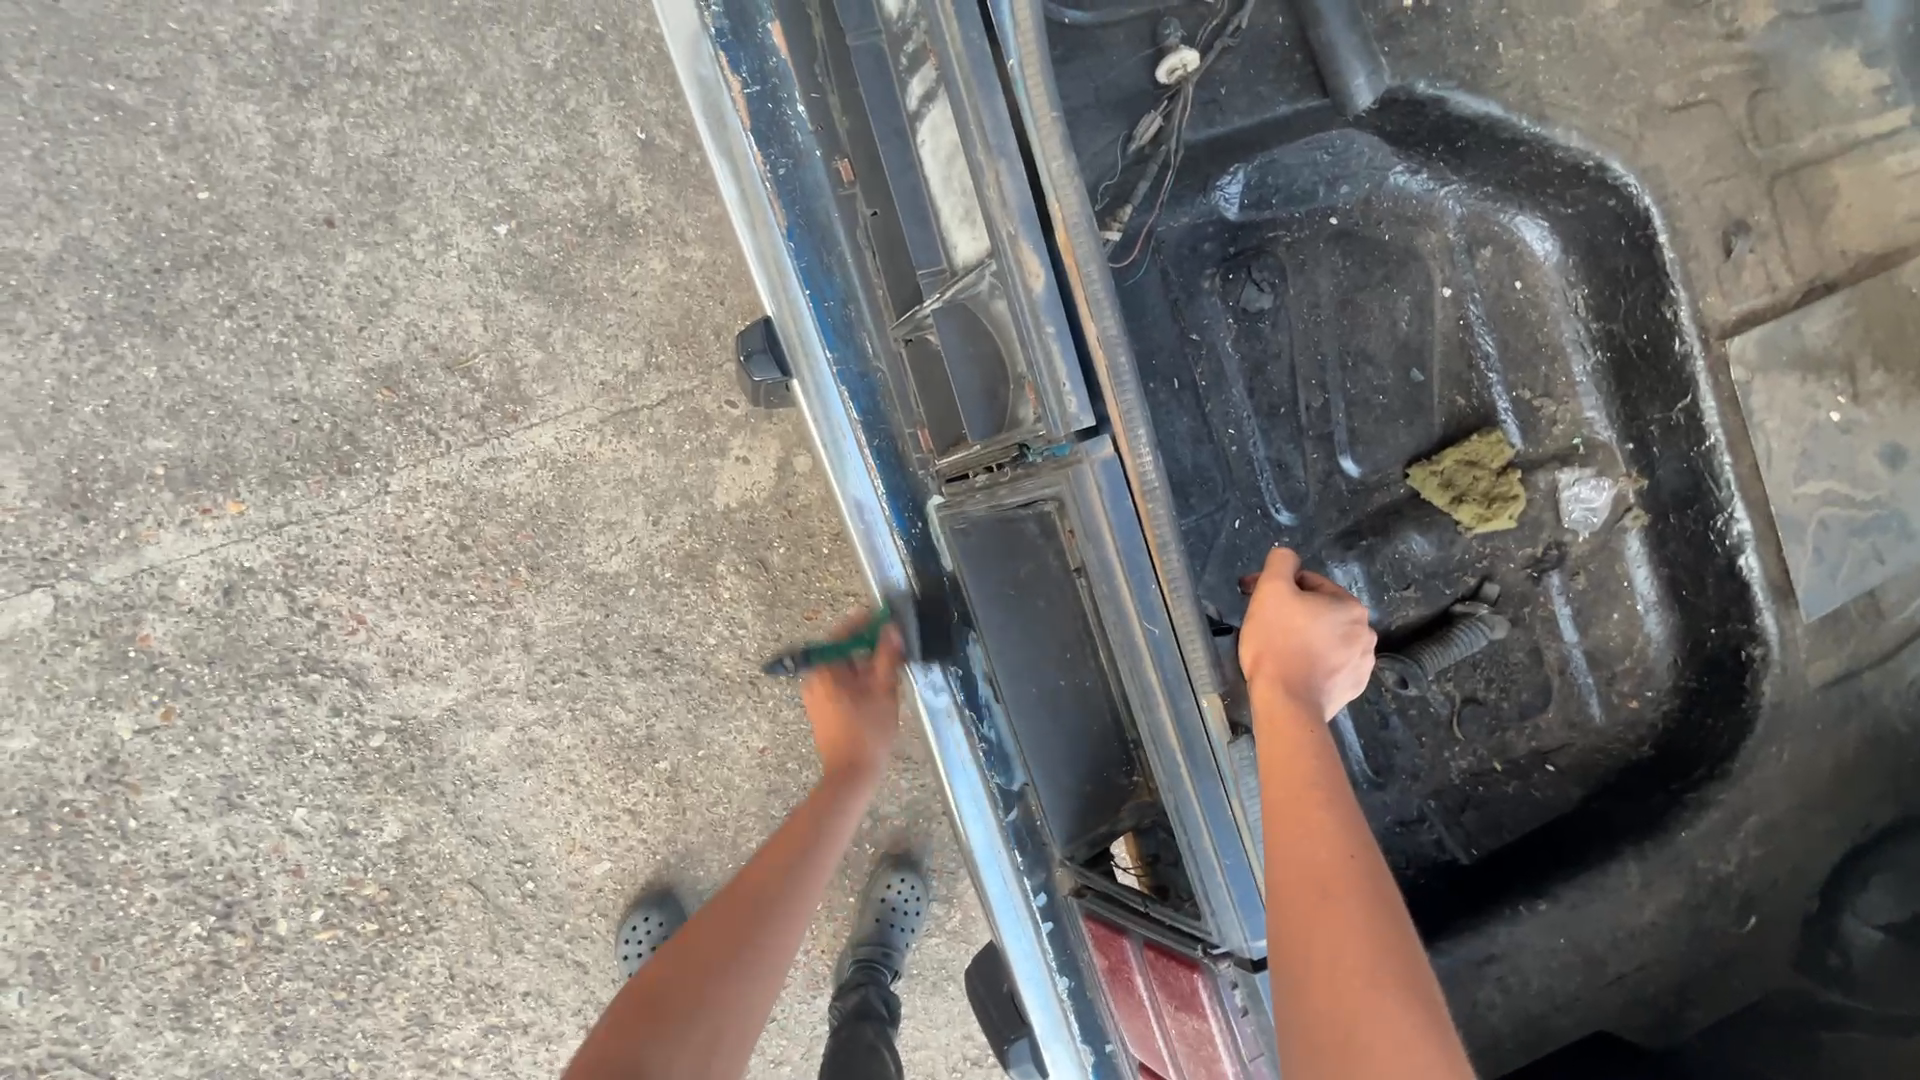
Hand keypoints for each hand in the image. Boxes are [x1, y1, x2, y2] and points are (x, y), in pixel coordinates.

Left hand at [799, 611, 905, 785]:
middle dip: (867, 645)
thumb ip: (887, 654)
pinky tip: (876, 687)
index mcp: (824, 668)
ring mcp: (815, 694)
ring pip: (843, 668)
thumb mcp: (883, 687)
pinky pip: (839, 683)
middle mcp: (813, 677)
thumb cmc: (868, 730)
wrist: (851, 773)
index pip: (843, 633)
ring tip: (889, 666)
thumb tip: (891, 628)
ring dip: (864, 663)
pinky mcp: (820, 708)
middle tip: (892, 644)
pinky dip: (857, 679)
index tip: (885, 618)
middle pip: (842, 650)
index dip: (865, 623)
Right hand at [1238, 547, 1376, 722]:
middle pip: (1319, 611)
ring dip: (1304, 636)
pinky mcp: (1352, 688)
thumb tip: (1287, 556)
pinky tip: (1292, 668)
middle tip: (1263, 624)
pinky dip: (1312, 661)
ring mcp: (1362, 663)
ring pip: (1325, 638)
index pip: (1309, 584)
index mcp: (1350, 605)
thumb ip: (1281, 562)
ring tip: (1276, 648)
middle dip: (1292, 612)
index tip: (1253, 597)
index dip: (1278, 587)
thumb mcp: (1271, 590)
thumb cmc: (1277, 642)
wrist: (1287, 702)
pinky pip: (1329, 664)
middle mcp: (1366, 632)